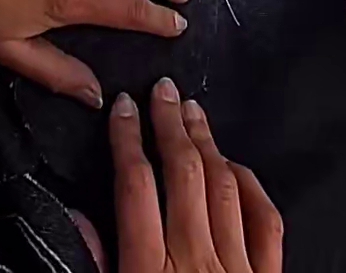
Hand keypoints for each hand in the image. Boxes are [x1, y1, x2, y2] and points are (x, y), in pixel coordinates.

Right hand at [108, 77, 282, 272]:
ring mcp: (237, 269)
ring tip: (192, 111)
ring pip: (223, 184)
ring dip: (206, 141)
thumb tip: (80, 217)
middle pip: (184, 171)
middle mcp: (196, 262)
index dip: (127, 138)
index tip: (124, 106)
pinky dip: (249, 185)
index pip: (136, 185)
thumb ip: (97, 265)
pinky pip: (265, 221)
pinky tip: (234, 165)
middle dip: (171, 122)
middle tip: (164, 89)